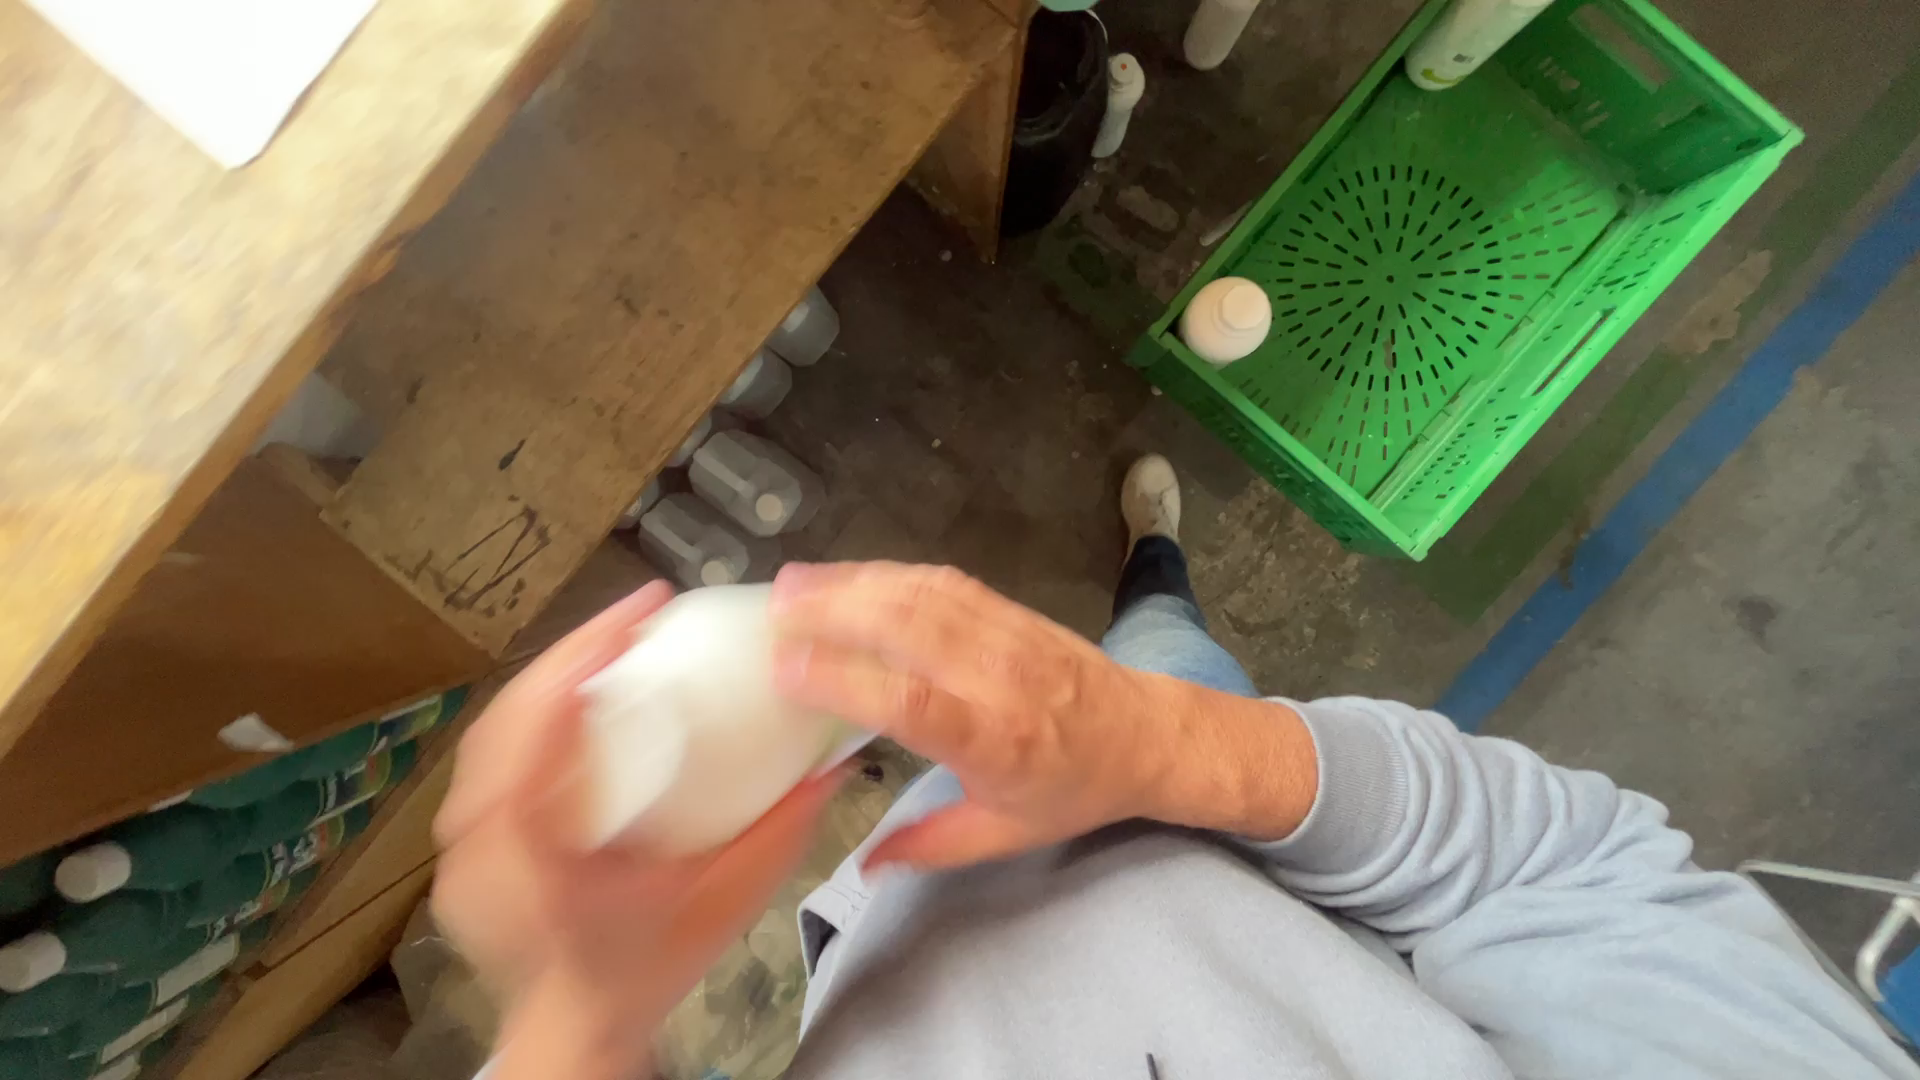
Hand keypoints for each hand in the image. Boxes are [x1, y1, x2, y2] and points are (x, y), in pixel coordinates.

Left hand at [432, 581, 840, 1079]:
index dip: (581, 661)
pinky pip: (495, 755)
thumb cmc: (646, 972)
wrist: (575, 1036)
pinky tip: (582, 693)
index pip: (536, 738)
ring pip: (494, 731)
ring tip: (614, 640)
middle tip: (638, 612)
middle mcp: (483, 846)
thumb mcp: (728, 904)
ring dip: (552, 673)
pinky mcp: (469, 844)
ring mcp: (463, 847)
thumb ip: (782, 833)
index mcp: (536, 860)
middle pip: (508, 718)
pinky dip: (536, 708)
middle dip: (572, 650)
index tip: (640, 614)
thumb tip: (833, 764)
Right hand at [769, 562, 1317, 870]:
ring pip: (921, 595)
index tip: (784, 666)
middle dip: (836, 609)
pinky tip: (857, 575)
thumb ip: (931, 846)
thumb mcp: (1007, 834)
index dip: (846, 678)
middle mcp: (994, 675)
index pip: (910, 701)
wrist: (1146, 734)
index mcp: (991, 738)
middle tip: (774, 605)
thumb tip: (862, 866)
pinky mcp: (1009, 609)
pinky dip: (894, 574)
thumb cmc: (1073, 789)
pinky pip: (944, 582)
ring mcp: (1004, 633)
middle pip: (908, 628)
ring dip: (856, 581)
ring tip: (798, 580)